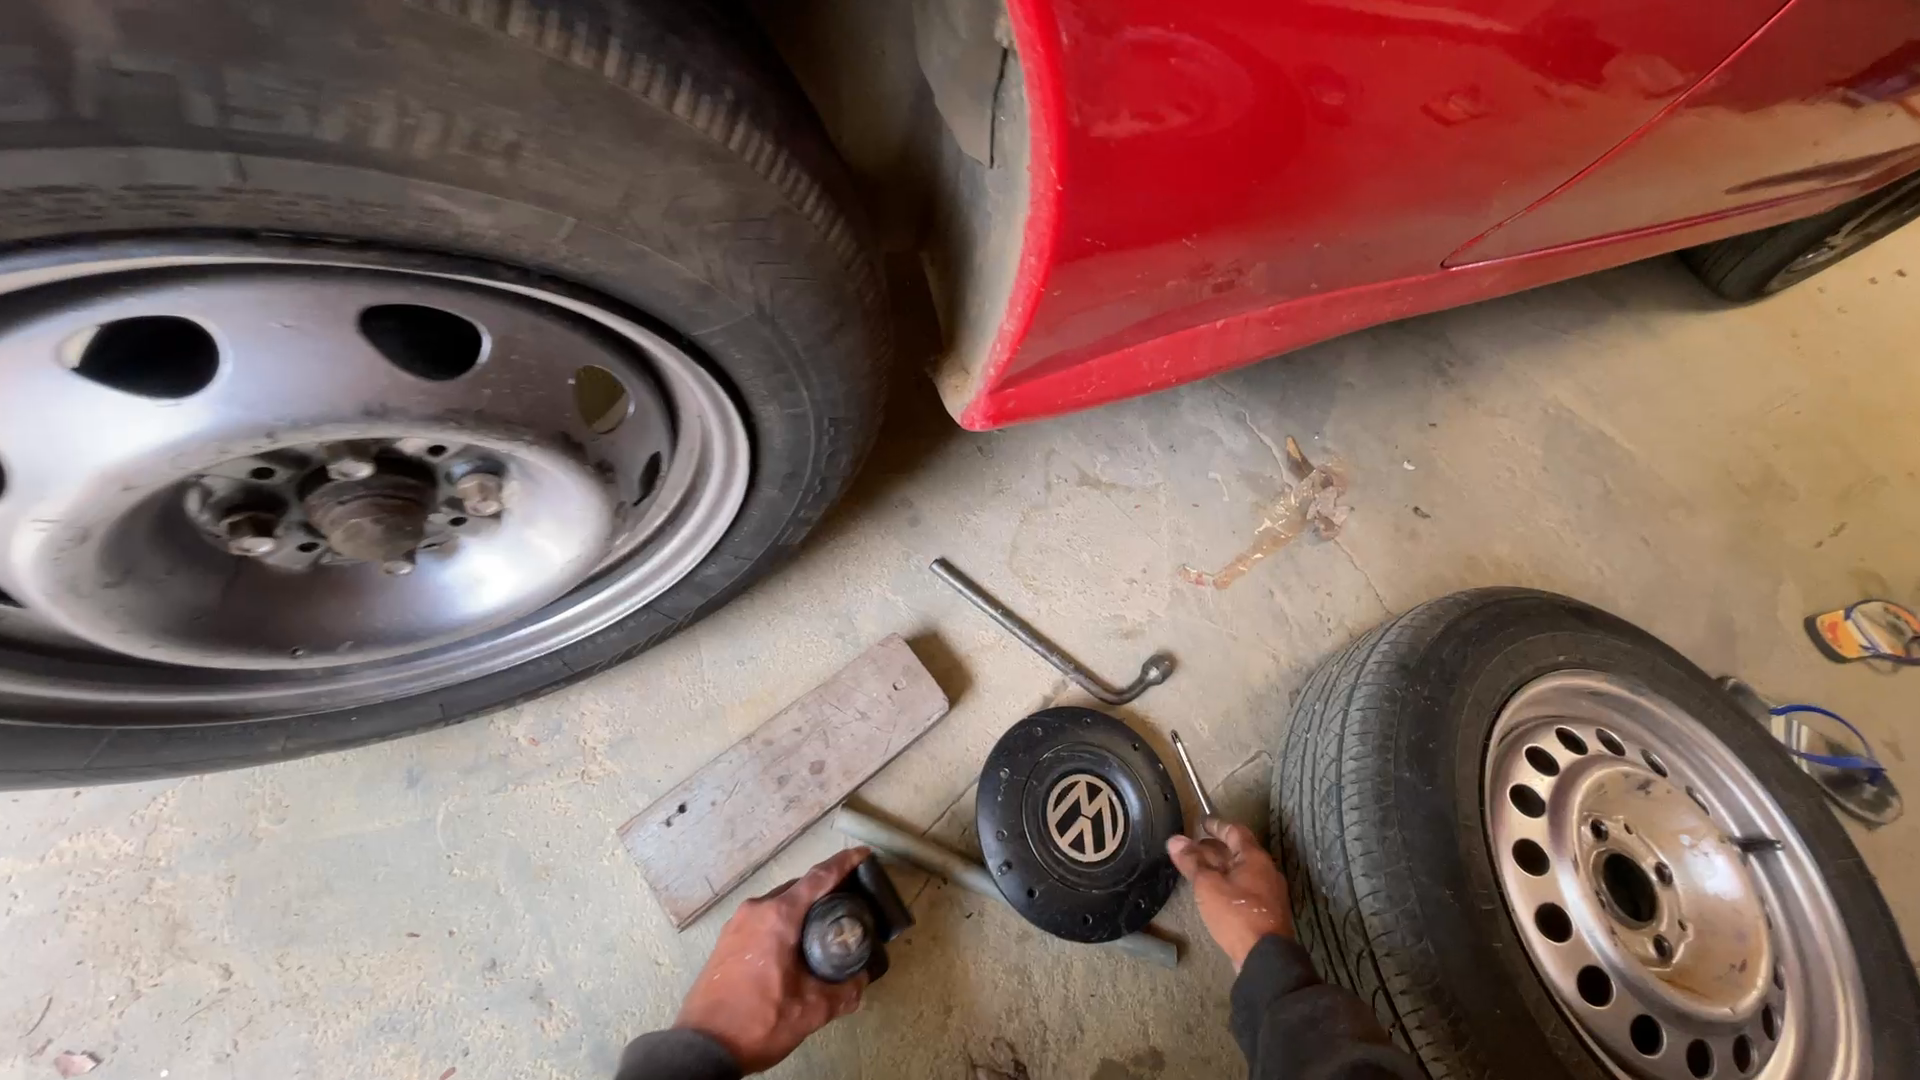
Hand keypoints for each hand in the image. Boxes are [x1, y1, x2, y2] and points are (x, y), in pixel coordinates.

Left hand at [673, 847, 872, 1072]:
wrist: (702, 1049)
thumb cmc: (758, 1021)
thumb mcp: (810, 1010)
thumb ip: (843, 992)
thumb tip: (861, 979)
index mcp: (779, 916)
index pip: (819, 877)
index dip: (844, 863)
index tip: (862, 854)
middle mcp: (757, 909)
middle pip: (799, 888)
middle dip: (825, 890)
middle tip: (849, 901)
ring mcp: (737, 923)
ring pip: (779, 903)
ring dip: (802, 908)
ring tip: (822, 925)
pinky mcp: (726, 939)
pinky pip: (763, 918)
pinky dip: (783, 921)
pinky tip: (792, 945)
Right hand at [1167, 819, 1292, 970]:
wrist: (1265, 959)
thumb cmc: (1236, 914)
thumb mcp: (1207, 885)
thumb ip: (1191, 861)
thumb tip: (1175, 840)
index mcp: (1255, 858)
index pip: (1235, 831)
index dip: (1217, 825)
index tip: (1202, 822)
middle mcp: (1266, 871)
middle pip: (1238, 851)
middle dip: (1214, 848)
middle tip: (1192, 847)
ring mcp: (1268, 893)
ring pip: (1241, 871)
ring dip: (1219, 867)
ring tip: (1197, 869)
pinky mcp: (1266, 912)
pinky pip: (1244, 888)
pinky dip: (1227, 883)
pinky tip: (1213, 893)